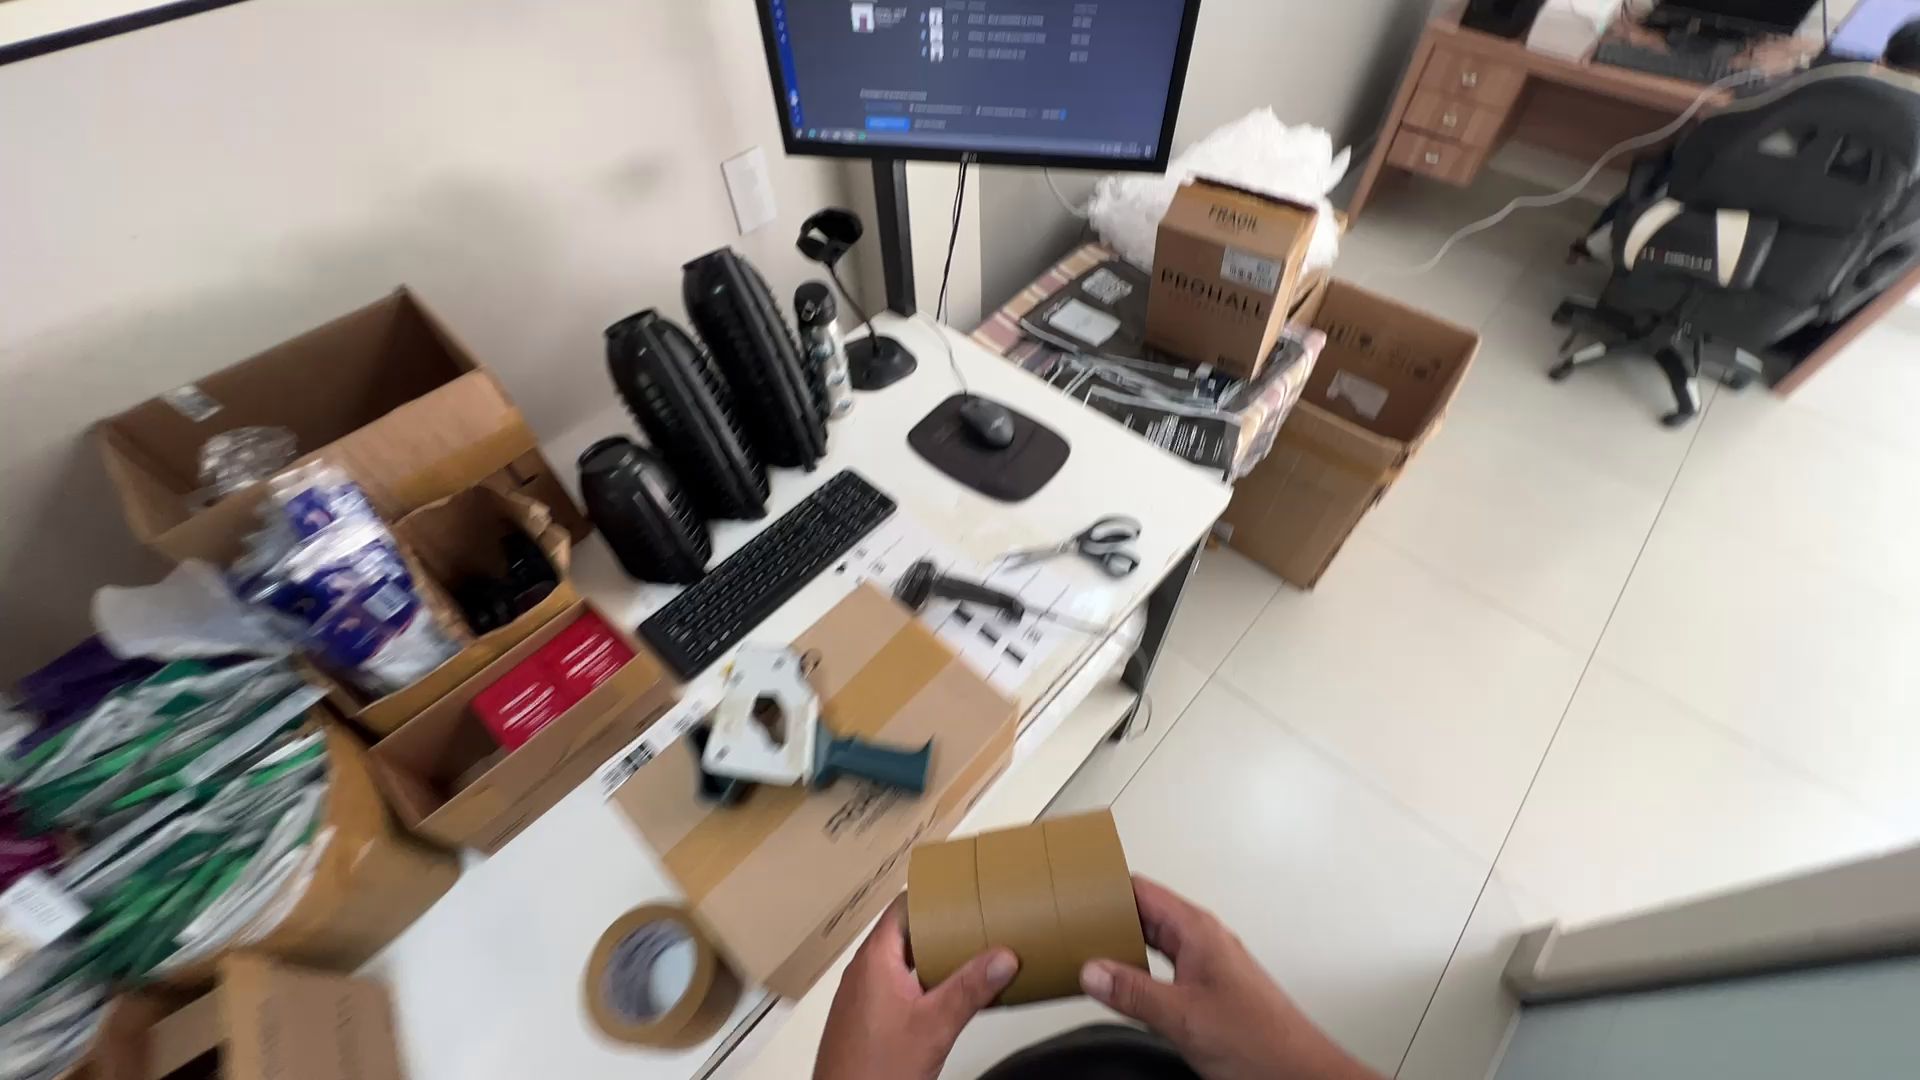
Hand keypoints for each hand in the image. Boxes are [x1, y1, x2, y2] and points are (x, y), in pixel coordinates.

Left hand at [814, 898, 1019, 1079]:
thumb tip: (1003, 956)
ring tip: (967, 954)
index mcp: (876, 956)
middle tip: (974, 921)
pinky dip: (920, 979)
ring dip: (931, 955)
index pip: (904, 906)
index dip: (932, 895)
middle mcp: (864, 968)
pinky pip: (896, 982)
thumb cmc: (876, 1072)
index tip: (962, 890)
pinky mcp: (865, 1017)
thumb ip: (970, 989)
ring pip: (901, 959)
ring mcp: (862, 994)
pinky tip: (944, 994)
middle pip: (905, 931)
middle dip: (939, 927)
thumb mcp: (933, 1027)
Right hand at [1079, 877, 1382, 1079]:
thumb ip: (1134, 993)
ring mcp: (1205, 962)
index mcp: (1196, 929)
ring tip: (1090, 952)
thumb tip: (1093, 970)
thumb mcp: (1185, 1018)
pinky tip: (1124, 983)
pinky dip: (1138, 967)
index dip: (1106, 888)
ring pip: (1152, 939)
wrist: (1306, 1079)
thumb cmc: (1264, 1045)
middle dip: (1108, 916)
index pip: (1140, 890)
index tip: (1076, 892)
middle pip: (1143, 911)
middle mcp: (1201, 938)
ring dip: (1123, 943)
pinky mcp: (1207, 987)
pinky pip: (1162, 963)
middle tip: (1073, 924)